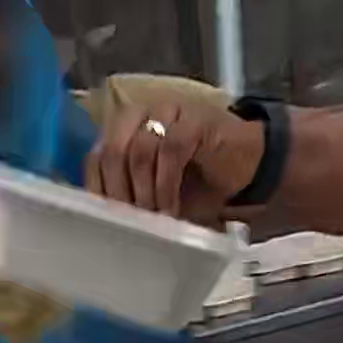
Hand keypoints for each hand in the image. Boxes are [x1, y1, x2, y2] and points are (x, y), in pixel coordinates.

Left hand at [86, 101, 264, 223]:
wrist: (246, 168)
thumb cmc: (201, 187)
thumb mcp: (162, 199)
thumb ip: (137, 202)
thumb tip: (114, 229)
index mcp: (126, 133)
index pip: (96, 157)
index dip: (99, 190)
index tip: (109, 222)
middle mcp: (142, 116)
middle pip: (113, 152)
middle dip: (120, 194)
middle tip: (133, 225)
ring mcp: (168, 113)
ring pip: (138, 151)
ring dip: (144, 192)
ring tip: (155, 220)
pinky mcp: (194, 121)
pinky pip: (171, 151)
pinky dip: (166, 185)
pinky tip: (171, 209)